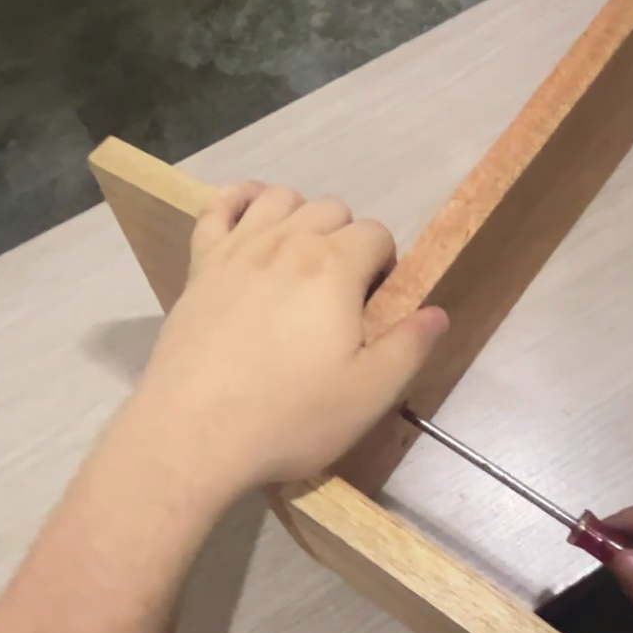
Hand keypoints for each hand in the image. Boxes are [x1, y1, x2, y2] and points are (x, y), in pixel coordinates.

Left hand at [119, 182, 447, 497]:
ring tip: (303, 259)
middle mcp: (288, 241)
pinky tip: (251, 215)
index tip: (373, 306)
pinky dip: (240, 199)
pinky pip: (218, 205)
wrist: (194, 433)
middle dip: (348, 239)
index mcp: (335, 267)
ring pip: (281, 199)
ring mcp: (238, 247)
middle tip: (340, 293)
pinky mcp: (199, 263)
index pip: (376, 233)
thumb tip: (438, 312)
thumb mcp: (369, 395)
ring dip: (302, 217)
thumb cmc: (290, 416)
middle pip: (332, 209)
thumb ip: (409, 347)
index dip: (384, 264)